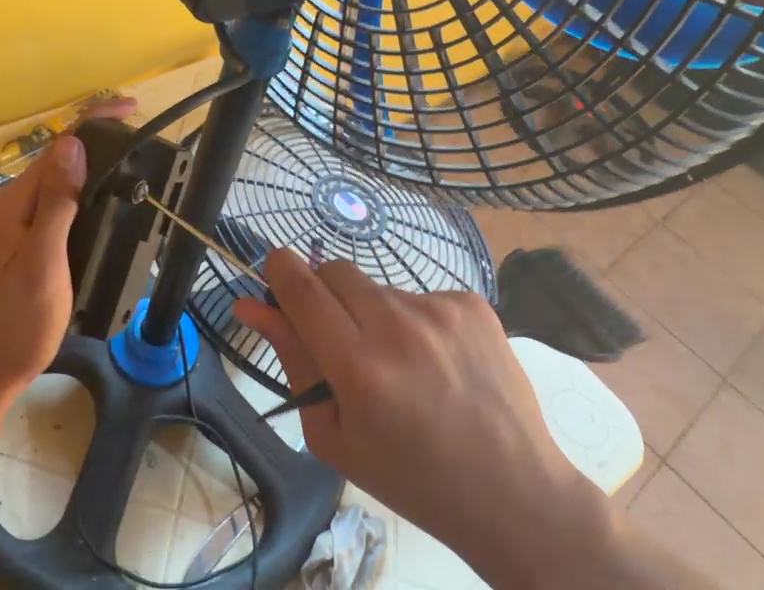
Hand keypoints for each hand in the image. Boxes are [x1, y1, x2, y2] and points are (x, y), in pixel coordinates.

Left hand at [0, 97, 136, 410]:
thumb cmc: (16, 325)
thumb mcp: (44, 262)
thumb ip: (57, 203)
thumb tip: (73, 144)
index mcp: (14, 205)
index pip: (58, 147)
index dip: (95, 122)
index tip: (132, 110)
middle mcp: (10, 209)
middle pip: (57, 162)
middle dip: (96, 145)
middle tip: (141, 145)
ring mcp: (12, 231)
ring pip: (56, 187)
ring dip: (90, 173)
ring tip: (130, 174)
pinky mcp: (19, 251)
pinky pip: (53, 211)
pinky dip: (81, 202)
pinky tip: (101, 214)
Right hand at [233, 251, 613, 587]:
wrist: (512, 493)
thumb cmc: (409, 477)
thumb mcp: (332, 434)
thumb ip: (292, 361)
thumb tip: (251, 304)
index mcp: (359, 368)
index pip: (302, 288)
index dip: (278, 270)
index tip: (273, 271)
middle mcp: (400, 327)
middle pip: (336, 271)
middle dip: (323, 293)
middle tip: (337, 339)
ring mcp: (442, 310)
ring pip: (379, 288)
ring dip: (372, 314)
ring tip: (400, 368)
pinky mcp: (473, 305)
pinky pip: (419, 296)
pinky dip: (414, 321)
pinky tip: (434, 363)